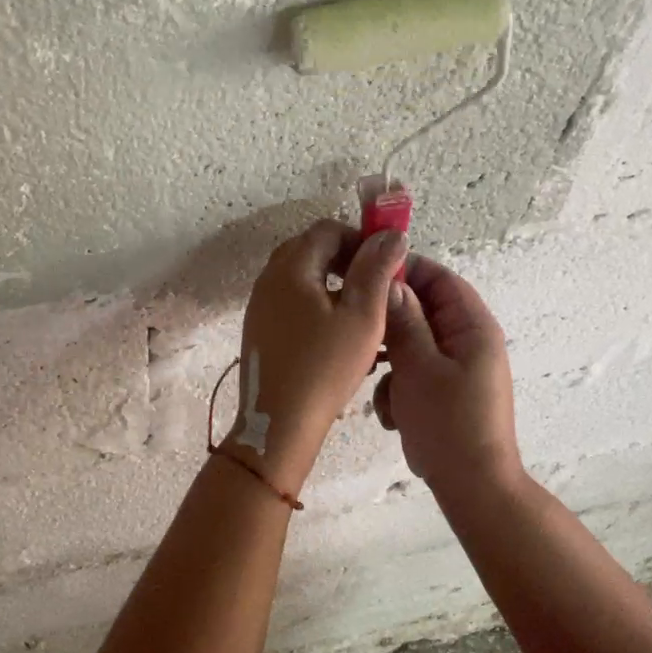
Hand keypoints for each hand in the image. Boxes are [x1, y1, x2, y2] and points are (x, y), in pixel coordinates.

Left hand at [227, 220, 407, 491]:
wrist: (279, 422)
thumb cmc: (325, 367)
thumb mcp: (362, 316)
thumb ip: (376, 269)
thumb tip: (391, 234)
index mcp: (291, 268)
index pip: (326, 230)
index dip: (359, 239)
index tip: (385, 265)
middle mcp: (268, 279)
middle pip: (310, 250)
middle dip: (346, 261)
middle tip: (376, 288)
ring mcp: (260, 304)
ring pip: (302, 278)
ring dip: (333, 286)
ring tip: (362, 315)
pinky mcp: (260, 329)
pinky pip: (292, 302)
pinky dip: (318, 306)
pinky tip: (339, 337)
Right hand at [374, 254, 524, 489]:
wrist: (472, 487)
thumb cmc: (448, 422)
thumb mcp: (418, 366)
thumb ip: (403, 320)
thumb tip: (389, 282)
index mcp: (472, 326)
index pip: (439, 278)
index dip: (403, 270)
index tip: (362, 275)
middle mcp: (467, 341)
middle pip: (421, 311)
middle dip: (389, 324)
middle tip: (358, 333)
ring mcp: (456, 369)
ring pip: (411, 344)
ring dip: (390, 361)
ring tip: (374, 378)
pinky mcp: (443, 393)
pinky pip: (413, 374)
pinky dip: (398, 389)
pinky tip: (391, 414)